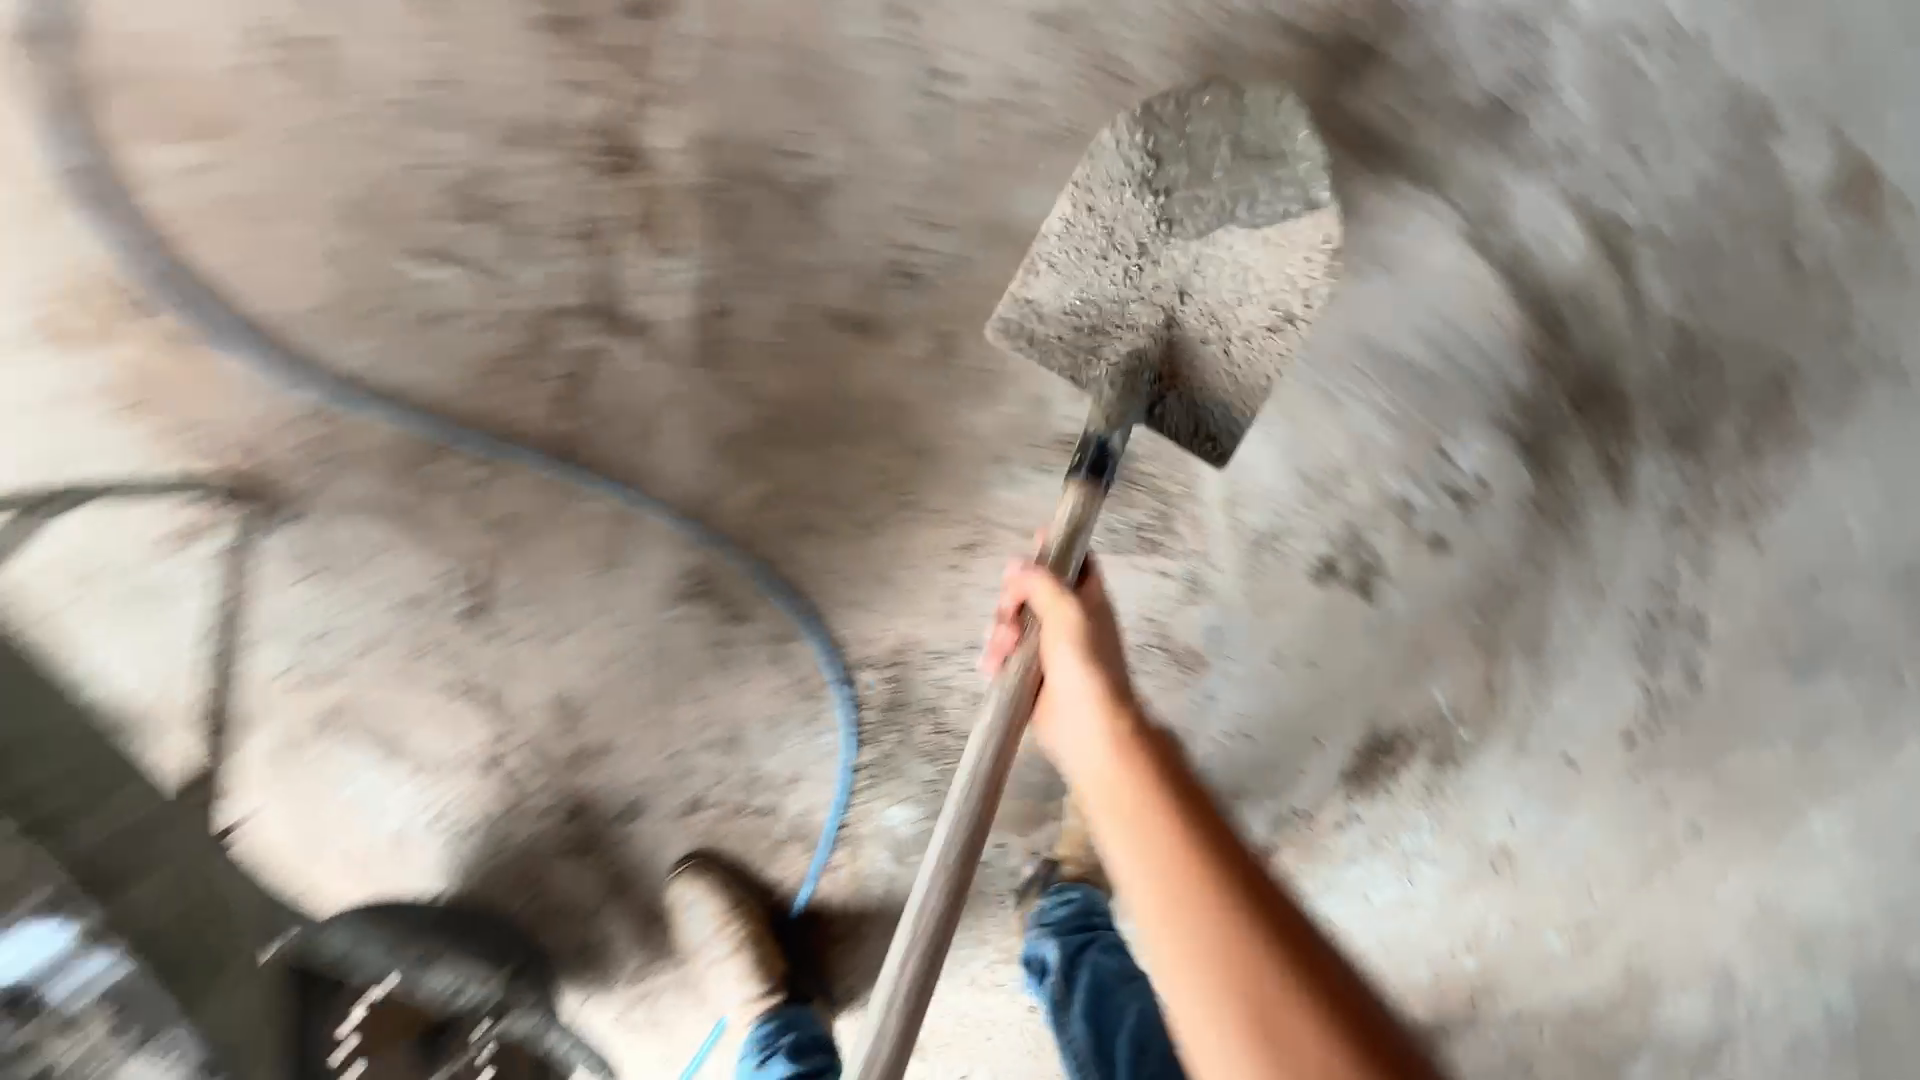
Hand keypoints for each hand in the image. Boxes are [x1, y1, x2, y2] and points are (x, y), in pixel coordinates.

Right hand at [980, 551, 1140, 766]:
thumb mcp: (1068, 611)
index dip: (1055, 549)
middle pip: (1031, 591)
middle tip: (1009, 613)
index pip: (1075, 562)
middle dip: (1011, 599)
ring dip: (999, 632)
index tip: (1032, 542)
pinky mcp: (1029, 674)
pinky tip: (992, 668)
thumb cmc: (1085, 664)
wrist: (1085, 727)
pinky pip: (1004, 654)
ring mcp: (1048, 649)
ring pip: (1012, 623)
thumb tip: (1017, 566)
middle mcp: (1069, 620)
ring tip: (1002, 651)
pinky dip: (995, 657)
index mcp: (1087, 600)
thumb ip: (1041, 583)